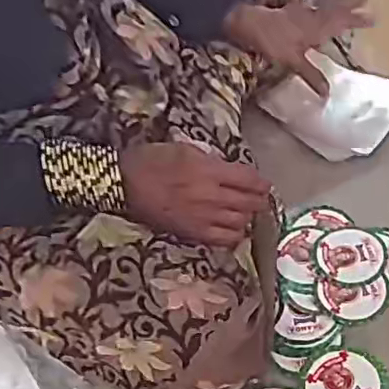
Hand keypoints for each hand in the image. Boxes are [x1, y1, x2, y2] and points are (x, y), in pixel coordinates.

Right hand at [118, 141, 271, 247]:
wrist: (123, 184)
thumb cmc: (151, 161)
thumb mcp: (183, 149)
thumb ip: (212, 161)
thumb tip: (232, 171)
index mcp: (209, 171)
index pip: (249, 180)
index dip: (261, 184)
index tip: (264, 185)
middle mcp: (211, 196)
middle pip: (250, 203)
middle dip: (259, 201)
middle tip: (259, 199)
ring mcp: (205, 217)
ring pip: (242, 222)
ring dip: (247, 216)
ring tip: (244, 212)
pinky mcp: (196, 234)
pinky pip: (227, 239)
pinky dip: (235, 234)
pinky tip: (232, 228)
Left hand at [222, 0, 371, 97]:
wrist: (247, 23)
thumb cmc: (272, 41)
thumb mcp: (293, 61)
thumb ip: (311, 75)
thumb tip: (327, 94)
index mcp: (316, 27)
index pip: (341, 22)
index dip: (356, 20)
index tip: (373, 18)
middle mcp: (312, 16)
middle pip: (335, 6)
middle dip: (351, 1)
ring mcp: (301, 12)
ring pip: (324, 1)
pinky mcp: (292, 11)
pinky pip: (312, 4)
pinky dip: (321, 0)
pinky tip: (321, 0)